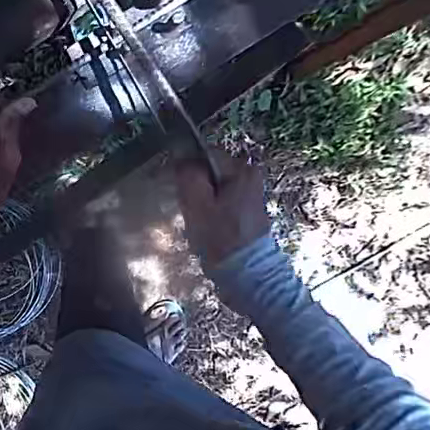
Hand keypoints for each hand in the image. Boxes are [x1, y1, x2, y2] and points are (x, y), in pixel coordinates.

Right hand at [173, 148, 268, 264]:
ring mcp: (251, 193)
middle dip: (194, 189)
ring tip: (201, 223)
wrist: (249, 276)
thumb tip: (180, 152)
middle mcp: (250, 176)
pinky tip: (210, 229)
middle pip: (208, 171)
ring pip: (213, 188)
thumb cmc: (222, 240)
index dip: (185, 170)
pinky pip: (221, 201)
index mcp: (241, 170)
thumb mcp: (198, 205)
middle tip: (190, 211)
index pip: (203, 155)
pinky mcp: (248, 210)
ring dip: (201, 202)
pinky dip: (212, 211)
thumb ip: (188, 175)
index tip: (177, 190)